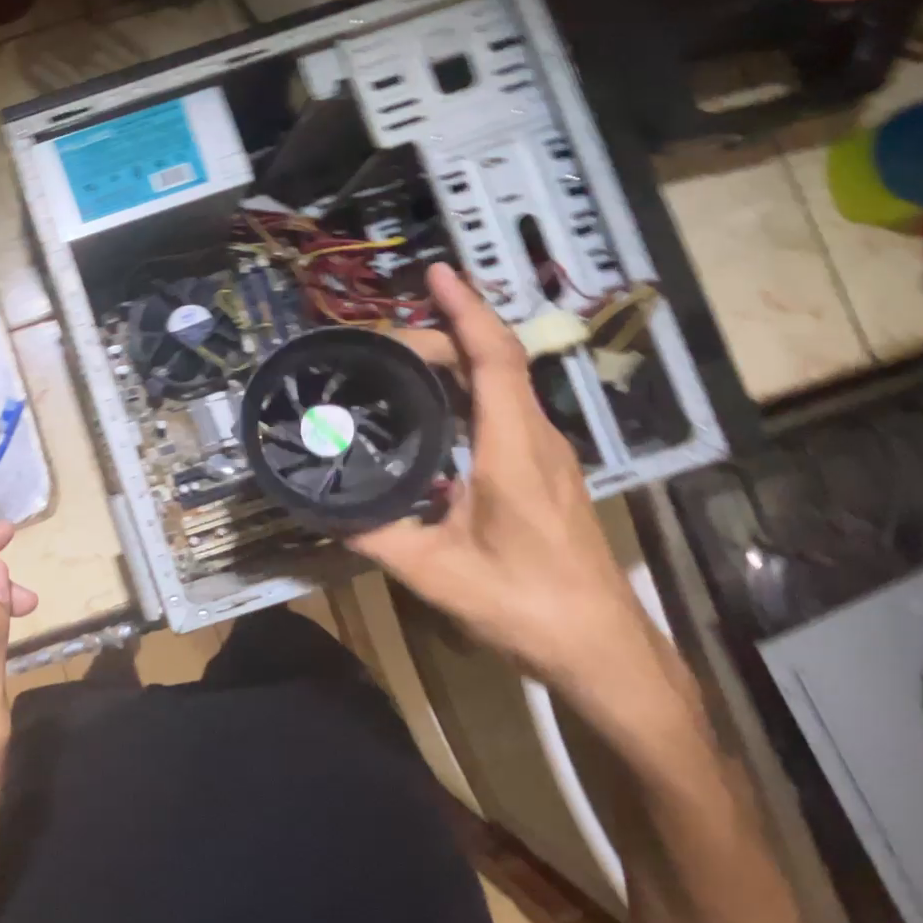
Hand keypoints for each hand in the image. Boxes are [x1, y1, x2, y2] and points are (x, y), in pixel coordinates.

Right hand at [350, 264, 666, 699]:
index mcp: (513, 450)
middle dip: (443, 334)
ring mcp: (549, 456)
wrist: (600, 648)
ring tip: (401, 358)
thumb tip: (321, 510)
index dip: (465, 310)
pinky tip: (434, 411)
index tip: (435, 274)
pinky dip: (469, 389)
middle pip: (496, 362)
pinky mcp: (547, 474)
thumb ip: (375, 536)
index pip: (494, 359)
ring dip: (458, 359)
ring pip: (505, 384)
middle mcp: (538, 439)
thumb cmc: (524, 605)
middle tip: (380, 340)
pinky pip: (507, 410)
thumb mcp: (435, 573)